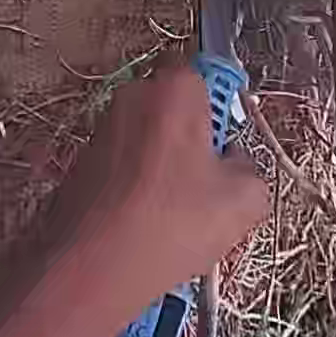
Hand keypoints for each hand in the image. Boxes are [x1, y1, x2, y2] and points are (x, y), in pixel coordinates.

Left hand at [17, 64, 267, 336]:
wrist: (93, 264)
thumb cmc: (174, 221)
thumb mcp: (244, 200)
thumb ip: (251, 167)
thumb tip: (235, 163)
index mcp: (175, 88)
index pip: (205, 72)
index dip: (220, 106)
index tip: (227, 140)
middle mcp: (135, 93)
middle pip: (176, 104)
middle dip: (193, 134)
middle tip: (208, 180)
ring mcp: (104, 123)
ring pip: (150, 133)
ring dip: (166, 159)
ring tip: (177, 209)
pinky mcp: (84, 153)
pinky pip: (125, 156)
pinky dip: (138, 177)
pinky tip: (147, 218)